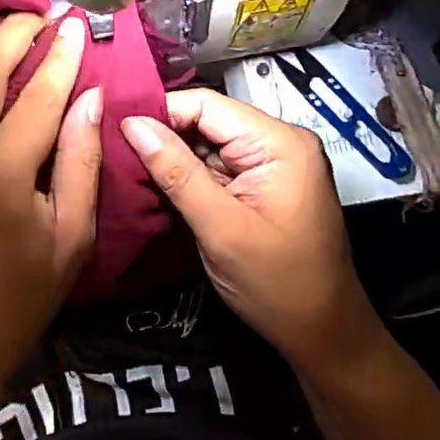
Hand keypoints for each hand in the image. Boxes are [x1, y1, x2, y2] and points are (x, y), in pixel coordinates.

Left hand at [0, 12, 102, 422]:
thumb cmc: (15, 300)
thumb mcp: (71, 240)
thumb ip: (81, 162)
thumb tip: (89, 95)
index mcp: (2, 178)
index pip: (40, 93)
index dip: (62, 53)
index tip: (75, 24)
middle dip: (17, 29)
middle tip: (42, 14)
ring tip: (3, 23)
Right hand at [120, 89, 382, 373]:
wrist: (324, 335)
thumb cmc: (280, 286)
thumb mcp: (220, 228)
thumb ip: (176, 172)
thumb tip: (132, 125)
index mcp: (280, 143)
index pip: (207, 105)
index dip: (160, 113)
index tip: (116, 131)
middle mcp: (279, 142)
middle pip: (207, 121)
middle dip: (164, 137)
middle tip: (117, 154)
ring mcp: (272, 164)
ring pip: (207, 144)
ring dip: (173, 159)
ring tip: (131, 172)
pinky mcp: (262, 184)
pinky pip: (217, 167)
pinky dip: (189, 177)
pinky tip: (160, 188)